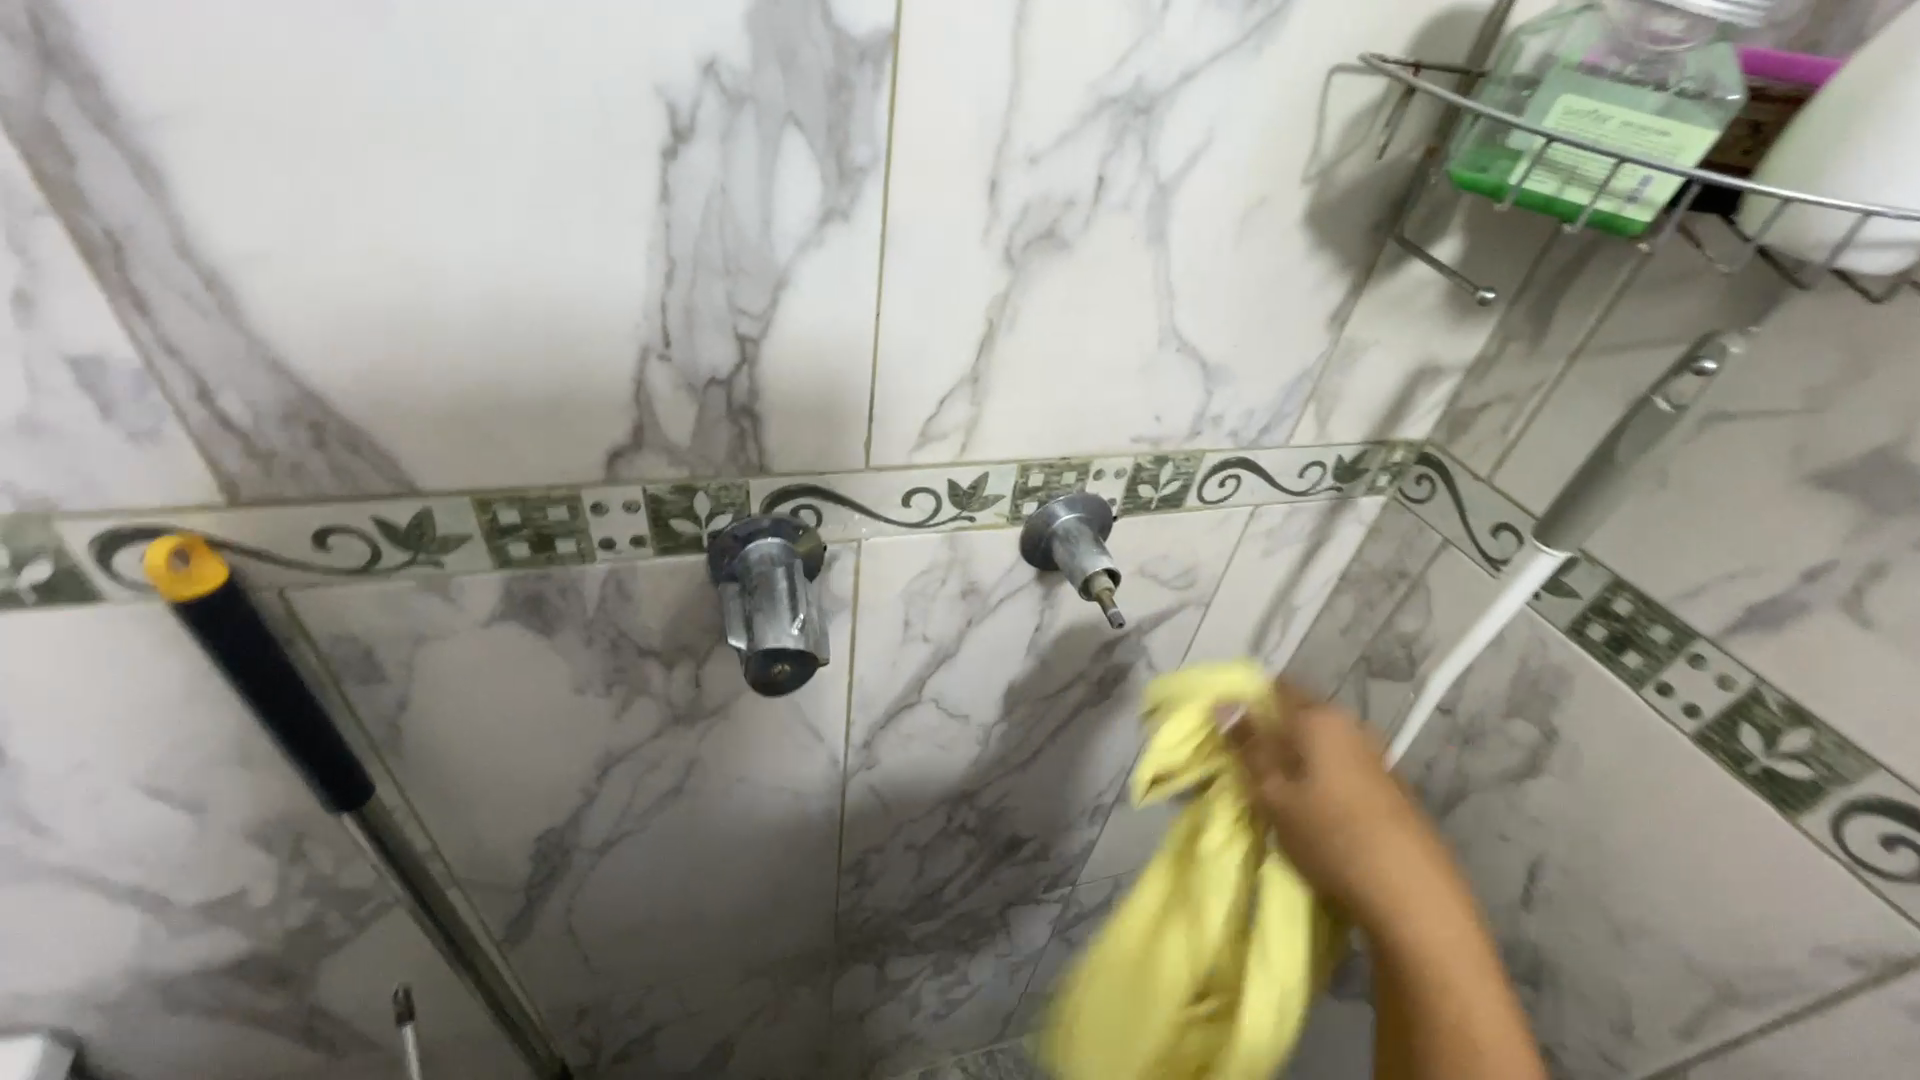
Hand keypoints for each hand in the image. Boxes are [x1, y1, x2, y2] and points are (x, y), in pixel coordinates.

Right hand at [1225, 681, 1467, 934]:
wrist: (1412, 895)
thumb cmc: (1329, 836)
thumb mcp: (1274, 794)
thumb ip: (1249, 746)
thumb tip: (1224, 703)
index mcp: (1320, 718)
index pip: (1277, 687)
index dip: (1250, 703)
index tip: (1230, 731)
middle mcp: (1352, 726)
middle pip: (1303, 715)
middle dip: (1275, 733)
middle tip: (1248, 767)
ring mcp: (1377, 757)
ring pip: (1325, 744)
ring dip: (1301, 759)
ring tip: (1280, 794)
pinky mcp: (1392, 788)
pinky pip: (1345, 768)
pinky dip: (1325, 779)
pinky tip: (1318, 812)